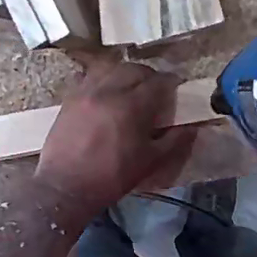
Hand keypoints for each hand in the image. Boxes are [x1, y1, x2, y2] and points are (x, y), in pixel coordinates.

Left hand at [34, 61, 197, 216]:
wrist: (65, 188)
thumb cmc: (112, 177)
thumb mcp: (150, 163)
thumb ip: (174, 141)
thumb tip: (192, 128)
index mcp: (132, 106)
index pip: (158, 82)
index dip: (171, 83)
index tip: (176, 88)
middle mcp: (108, 91)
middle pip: (134, 69)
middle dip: (149, 75)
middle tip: (155, 89)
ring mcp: (85, 92)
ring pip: (110, 68)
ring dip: (125, 74)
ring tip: (131, 87)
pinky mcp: (70, 98)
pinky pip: (90, 77)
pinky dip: (103, 79)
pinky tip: (107, 92)